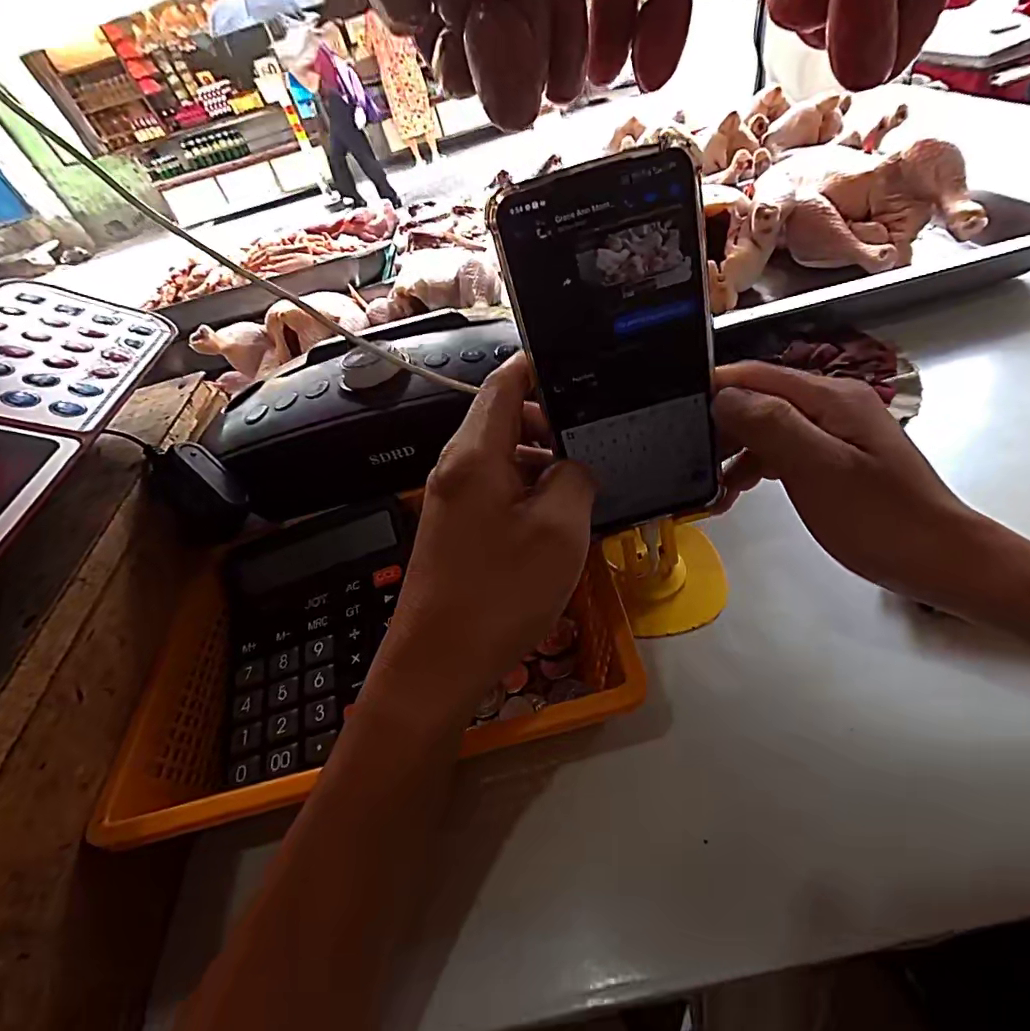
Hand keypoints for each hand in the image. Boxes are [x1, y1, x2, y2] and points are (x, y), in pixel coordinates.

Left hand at [373, 357, 595, 717]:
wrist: (438, 662)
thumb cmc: (498, 594)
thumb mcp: (559, 530)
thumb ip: (574, 478)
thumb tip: (573, 465)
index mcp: (474, 455)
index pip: (504, 383)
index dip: (540, 368)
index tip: (578, 371)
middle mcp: (454, 469)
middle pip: (503, 420)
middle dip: (550, 424)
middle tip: (592, 444)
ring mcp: (450, 501)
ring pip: (502, 460)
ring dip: (541, 464)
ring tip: (582, 488)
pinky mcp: (455, 531)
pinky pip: (495, 494)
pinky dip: (526, 494)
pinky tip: (556, 523)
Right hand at [712, 362, 1029, 612]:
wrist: (939, 559)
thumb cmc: (881, 519)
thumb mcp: (818, 470)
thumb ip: (771, 425)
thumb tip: (724, 397)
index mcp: (830, 398)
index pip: (756, 375)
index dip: (713, 388)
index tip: (675, 413)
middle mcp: (832, 405)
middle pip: (760, 399)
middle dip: (721, 427)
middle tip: (690, 462)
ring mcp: (835, 431)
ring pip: (767, 427)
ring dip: (735, 453)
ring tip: (711, 489)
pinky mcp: (835, 457)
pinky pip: (783, 450)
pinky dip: (756, 467)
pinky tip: (739, 491)